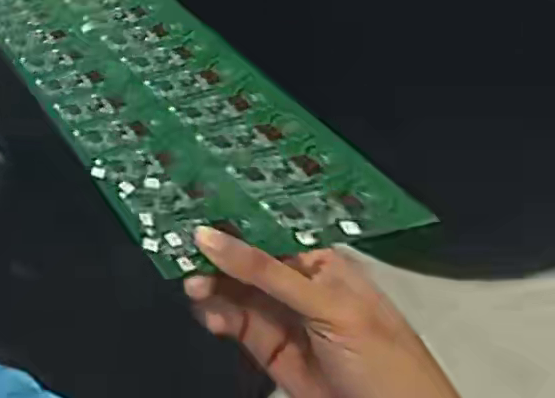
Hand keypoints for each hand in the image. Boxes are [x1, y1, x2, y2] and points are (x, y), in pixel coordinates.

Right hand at [186, 226, 459, 397]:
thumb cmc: (395, 373)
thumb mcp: (336, 312)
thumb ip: (268, 272)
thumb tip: (205, 235)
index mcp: (318, 264)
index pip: (263, 225)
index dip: (226, 210)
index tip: (186, 198)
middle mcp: (289, 280)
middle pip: (232, 250)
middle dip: (203, 248)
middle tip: (177, 244)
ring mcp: (271, 309)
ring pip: (219, 279)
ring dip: (201, 280)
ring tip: (194, 287)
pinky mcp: (256, 336)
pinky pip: (219, 313)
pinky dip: (207, 311)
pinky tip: (211, 318)